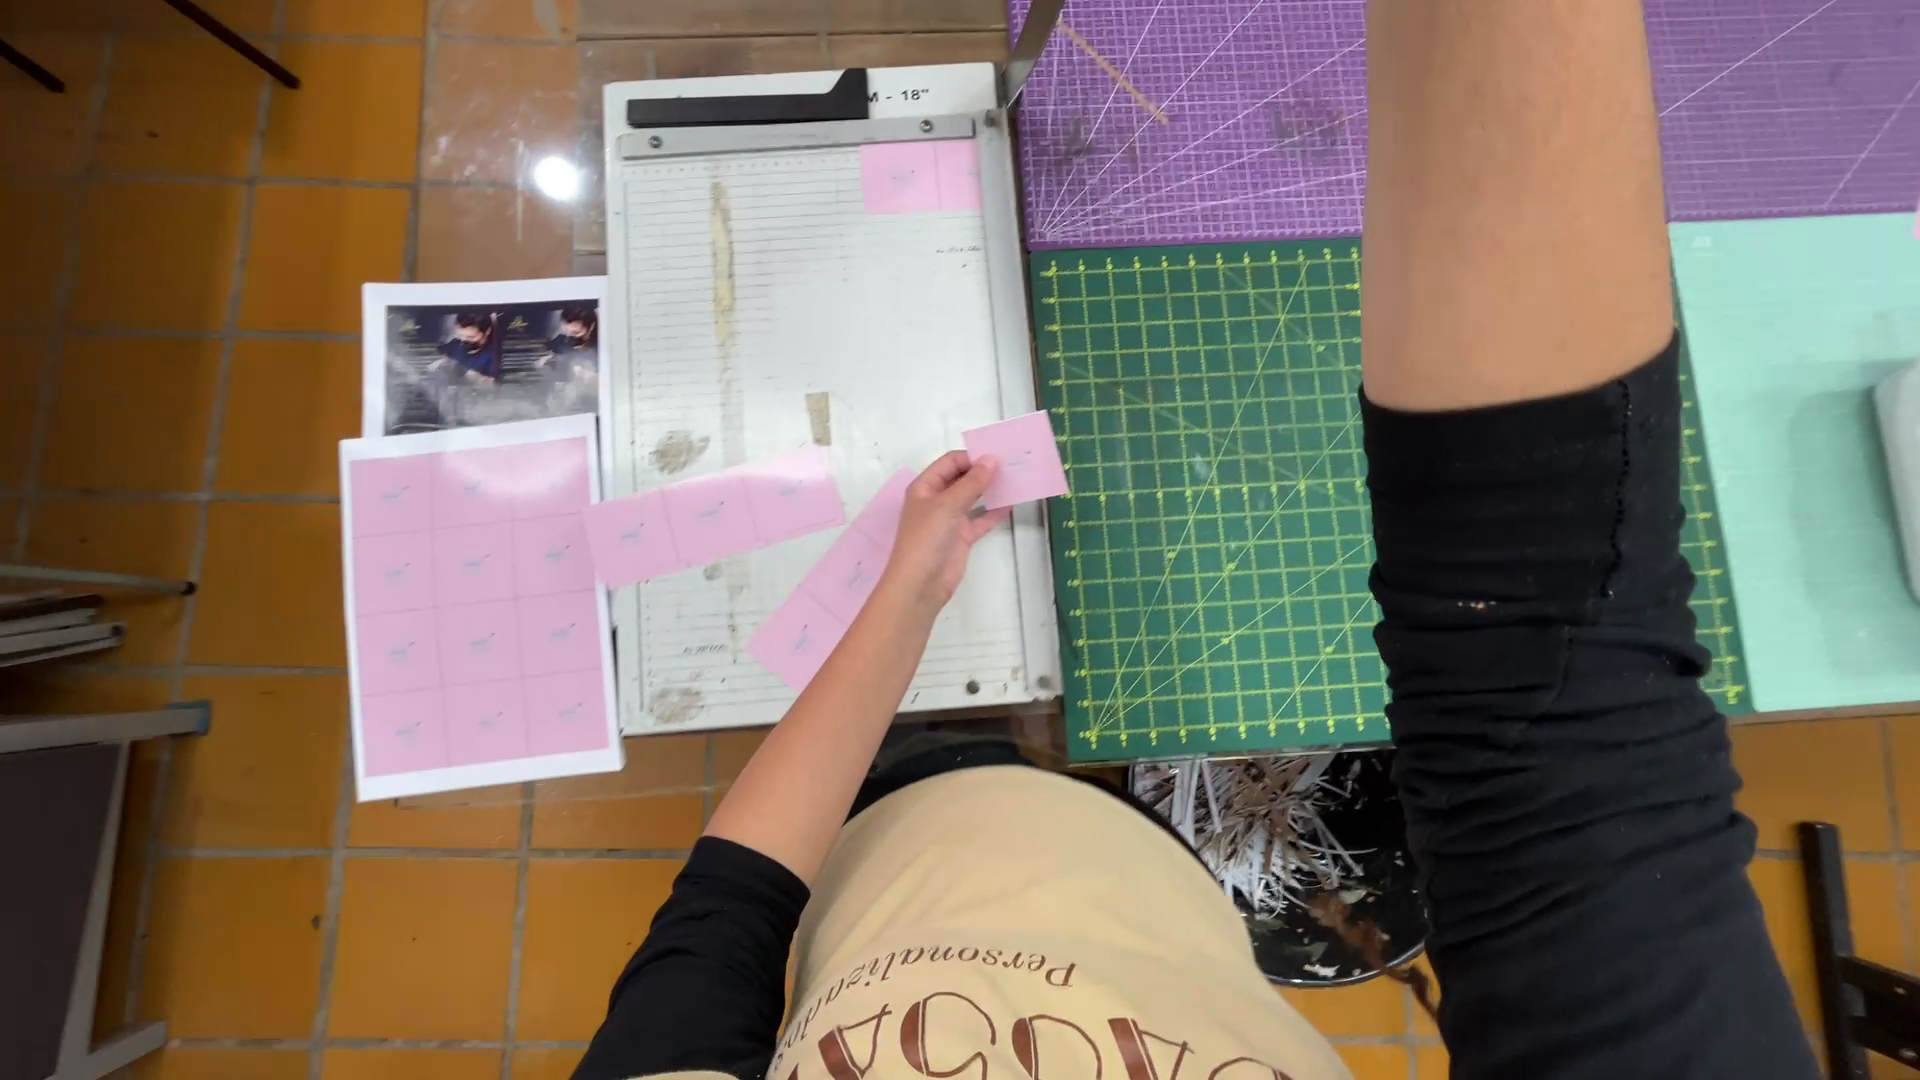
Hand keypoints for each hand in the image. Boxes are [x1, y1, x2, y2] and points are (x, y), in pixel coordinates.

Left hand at [879, 450, 1010, 612]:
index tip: (998, 456)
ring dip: (990, 489)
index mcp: (925, 487)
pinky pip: (980, 519)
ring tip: (1015, 479)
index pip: (950, 462)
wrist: (921, 584)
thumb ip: (971, 483)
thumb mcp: (947, 505)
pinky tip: (1011, 503)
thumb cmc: (926, 539)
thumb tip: (992, 460)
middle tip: (1011, 464)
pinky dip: (994, 512)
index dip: (972, 457)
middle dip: (983, 471)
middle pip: (962, 478)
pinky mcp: (961, 537)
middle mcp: (937, 500)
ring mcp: (950, 519)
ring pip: (973, 498)